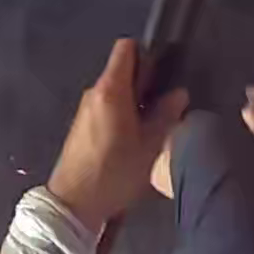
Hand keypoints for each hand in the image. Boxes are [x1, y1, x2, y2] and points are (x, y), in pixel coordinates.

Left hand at [48, 40, 188, 225]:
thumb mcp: (150, 145)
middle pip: (123, 70)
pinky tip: (133, 138)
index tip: (163, 72)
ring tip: (152, 124)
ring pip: (116, 90)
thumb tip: (180, 94)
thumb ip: (166, 115)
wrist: (73, 206)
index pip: (126, 48)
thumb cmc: (114, 171)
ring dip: (135, 100)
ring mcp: (86, 109)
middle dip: (145, 82)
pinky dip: (122, 113)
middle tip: (165, 103)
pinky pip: (107, 106)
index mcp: (111, 89)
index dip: (147, 53)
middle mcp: (95, 92)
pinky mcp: (82, 126)